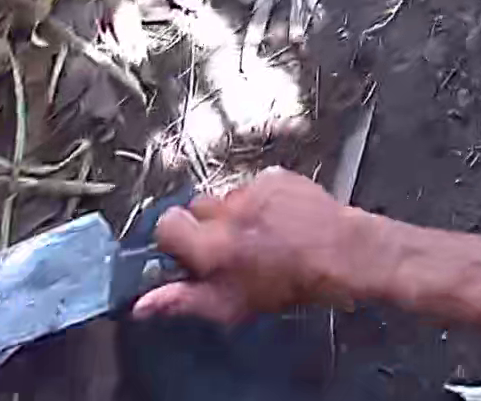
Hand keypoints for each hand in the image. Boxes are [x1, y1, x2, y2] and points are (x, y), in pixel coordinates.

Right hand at [132, 167, 368, 322]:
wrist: (338, 251)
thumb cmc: (286, 284)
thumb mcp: (231, 306)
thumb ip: (183, 301)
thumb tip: (143, 303)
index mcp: (213, 245)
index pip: (167, 222)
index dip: (173, 235)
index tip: (186, 247)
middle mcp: (229, 210)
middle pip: (197, 205)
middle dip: (205, 223)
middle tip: (225, 243)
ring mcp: (254, 187)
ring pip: (228, 195)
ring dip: (235, 211)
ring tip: (259, 231)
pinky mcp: (275, 173)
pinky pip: (255, 183)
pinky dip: (260, 197)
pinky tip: (278, 216)